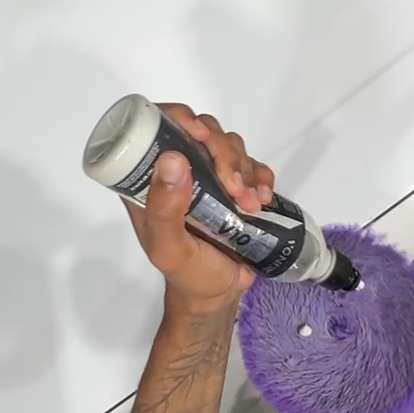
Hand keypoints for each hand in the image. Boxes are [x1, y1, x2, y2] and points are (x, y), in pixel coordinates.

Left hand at [127, 103, 276, 313]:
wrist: (219, 294)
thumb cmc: (187, 273)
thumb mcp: (168, 248)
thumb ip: (165, 209)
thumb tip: (173, 158)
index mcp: (151, 180)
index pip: (158, 128)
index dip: (179, 118)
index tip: (200, 134)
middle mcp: (179, 171)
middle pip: (203, 131)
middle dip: (224, 153)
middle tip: (234, 188)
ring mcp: (209, 177)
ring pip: (230, 145)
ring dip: (244, 169)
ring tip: (249, 204)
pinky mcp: (236, 186)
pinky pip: (253, 165)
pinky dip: (261, 177)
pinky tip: (262, 199)